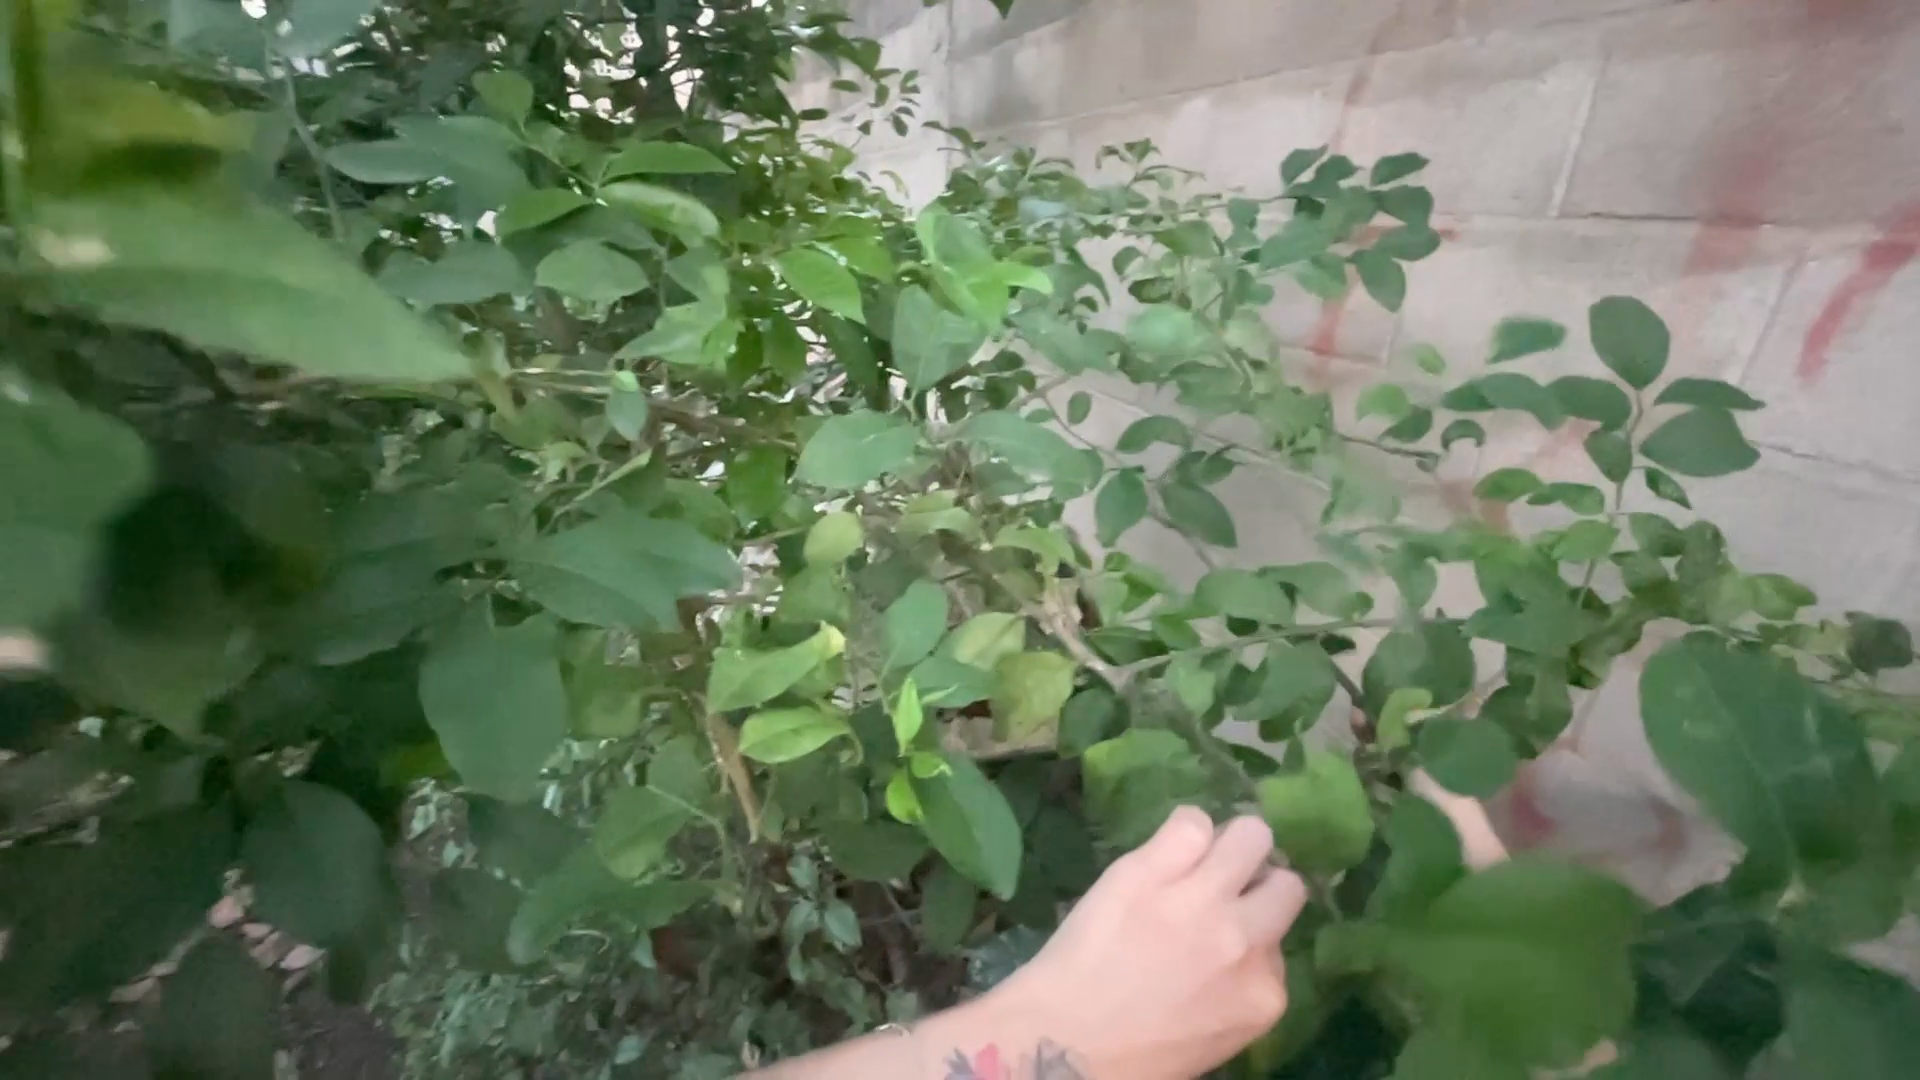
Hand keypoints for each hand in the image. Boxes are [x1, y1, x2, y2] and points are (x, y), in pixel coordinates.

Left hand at [967, 807, 1307, 1079]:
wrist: (1067, 1040)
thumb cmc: (1135, 1047)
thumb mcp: (1214, 1029)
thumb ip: (1237, 981)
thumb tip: (1237, 937)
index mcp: (1264, 995)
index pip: (1280, 935)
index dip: (1252, 922)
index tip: (1227, 920)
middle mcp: (1244, 942)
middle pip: (1284, 883)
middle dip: (1259, 876)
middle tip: (1224, 877)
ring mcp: (1201, 900)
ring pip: (1250, 836)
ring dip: (1231, 840)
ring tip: (1199, 850)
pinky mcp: (1153, 869)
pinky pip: (1191, 822)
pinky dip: (1185, 825)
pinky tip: (1168, 842)